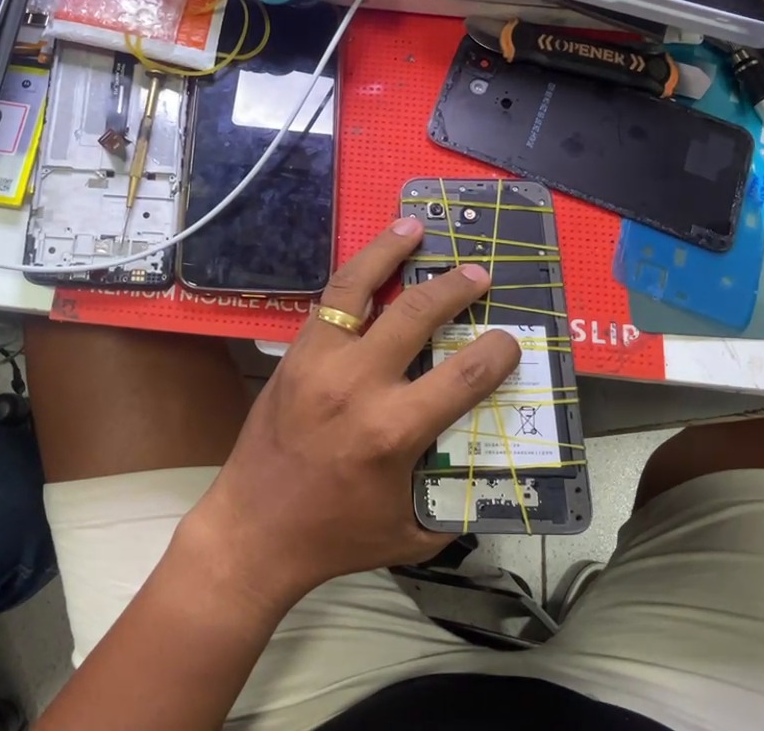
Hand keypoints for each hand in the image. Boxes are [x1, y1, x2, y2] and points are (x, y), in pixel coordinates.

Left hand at [177, 215, 521, 610]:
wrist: (253, 529)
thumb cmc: (335, 536)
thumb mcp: (409, 532)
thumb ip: (453, 503)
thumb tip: (487, 475)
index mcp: (393, 431)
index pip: (463, 376)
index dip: (496, 353)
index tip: (510, 339)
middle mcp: (357, 385)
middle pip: (415, 315)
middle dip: (453, 288)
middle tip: (478, 272)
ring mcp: (318, 363)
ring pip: (356, 288)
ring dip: (388, 251)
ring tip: (412, 226)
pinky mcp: (293, 357)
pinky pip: (326, 305)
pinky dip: (351, 279)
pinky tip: (367, 265)